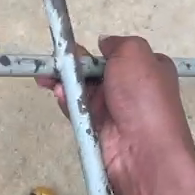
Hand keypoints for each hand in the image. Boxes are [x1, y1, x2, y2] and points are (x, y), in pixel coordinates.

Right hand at [38, 36, 194, 193]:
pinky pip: (77, 109)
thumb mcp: (136, 53)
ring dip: (64, 82)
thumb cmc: (143, 97)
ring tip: (48, 79)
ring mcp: (114, 108)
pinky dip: (66, 101)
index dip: (96, 51)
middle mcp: (131, 88)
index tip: (75, 47)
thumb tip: (104, 43)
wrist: (144, 151)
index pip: (116, 54)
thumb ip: (117, 43)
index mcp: (147, 68)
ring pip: (82, 89)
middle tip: (54, 62)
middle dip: (73, 64)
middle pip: (95, 70)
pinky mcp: (98, 127)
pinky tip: (59, 94)